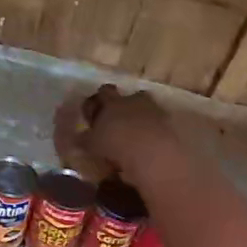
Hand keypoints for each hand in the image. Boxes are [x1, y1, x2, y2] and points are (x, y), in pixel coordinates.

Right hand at [54, 86, 174, 182]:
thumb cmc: (115, 145)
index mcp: (112, 102)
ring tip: (136, 136)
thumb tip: (76, 138)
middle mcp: (134, 100)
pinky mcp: (171, 125)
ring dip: (142, 118)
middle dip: (123, 107)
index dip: (97, 103)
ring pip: (147, 109)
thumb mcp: (92, 145)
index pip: (102, 94)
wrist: (151, 152)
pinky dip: (156, 132)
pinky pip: (160, 125)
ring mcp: (154, 111)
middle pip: (129, 97)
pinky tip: (151, 146)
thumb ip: (84, 140)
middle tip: (117, 124)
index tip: (93, 115)